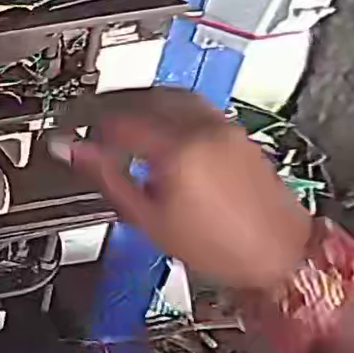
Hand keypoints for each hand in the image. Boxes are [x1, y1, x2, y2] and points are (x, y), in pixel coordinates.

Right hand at [54, 88, 311, 295]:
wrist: (282, 257)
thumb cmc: (219, 247)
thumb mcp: (144, 216)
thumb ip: (105, 176)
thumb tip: (74, 152)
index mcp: (177, 150)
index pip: (116, 121)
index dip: (85, 125)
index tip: (71, 133)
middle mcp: (203, 132)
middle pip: (142, 99)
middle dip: (108, 107)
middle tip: (87, 119)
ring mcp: (224, 129)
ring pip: (170, 95)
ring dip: (138, 101)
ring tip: (117, 117)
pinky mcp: (237, 134)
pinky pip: (192, 105)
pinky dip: (165, 106)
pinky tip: (153, 124)